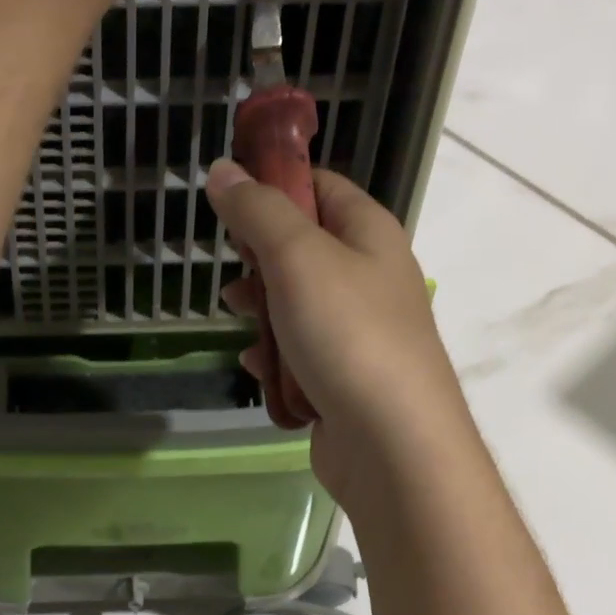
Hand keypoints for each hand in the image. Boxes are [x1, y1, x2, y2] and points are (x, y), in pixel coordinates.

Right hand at [207, 159, 447, 510]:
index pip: (320, 186)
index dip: (274, 186)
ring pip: (295, 304)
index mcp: (370, 233)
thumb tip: (223, 170)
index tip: (229, 205)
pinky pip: (300, 354)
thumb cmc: (347, 336)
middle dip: (259, 259)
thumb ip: (258, 211)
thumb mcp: (297, 258)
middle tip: (234, 273)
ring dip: (262, 311)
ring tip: (239, 322)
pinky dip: (276, 357)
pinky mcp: (345, 378)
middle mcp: (370, 276)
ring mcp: (359, 331)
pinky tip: (259, 369)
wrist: (392, 444)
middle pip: (303, 248)